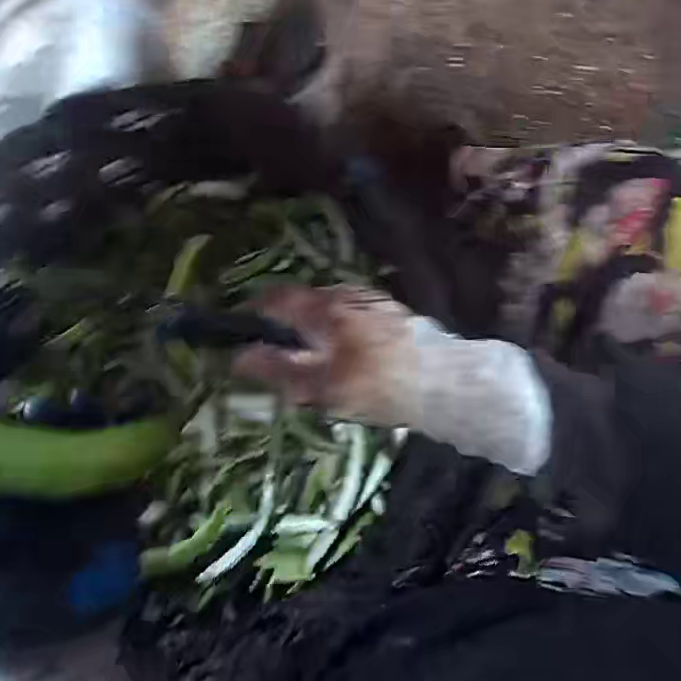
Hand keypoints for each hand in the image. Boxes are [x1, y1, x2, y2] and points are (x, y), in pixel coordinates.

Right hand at [230, 285, 421, 428]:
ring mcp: (372, 301)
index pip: (276, 297)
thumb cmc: (374, 384)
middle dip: (288, 324)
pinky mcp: (392, 313)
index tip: (243, 327)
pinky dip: (342, 332)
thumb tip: (239, 357)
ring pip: (331, 310)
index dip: (255, 309)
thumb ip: (277, 369)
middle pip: (304, 302)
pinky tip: (353, 360)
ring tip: (319, 363)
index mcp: (322, 307)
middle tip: (282, 356)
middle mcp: (345, 294)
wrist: (441, 381)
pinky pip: (354, 317)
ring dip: (317, 330)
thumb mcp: (319, 386)